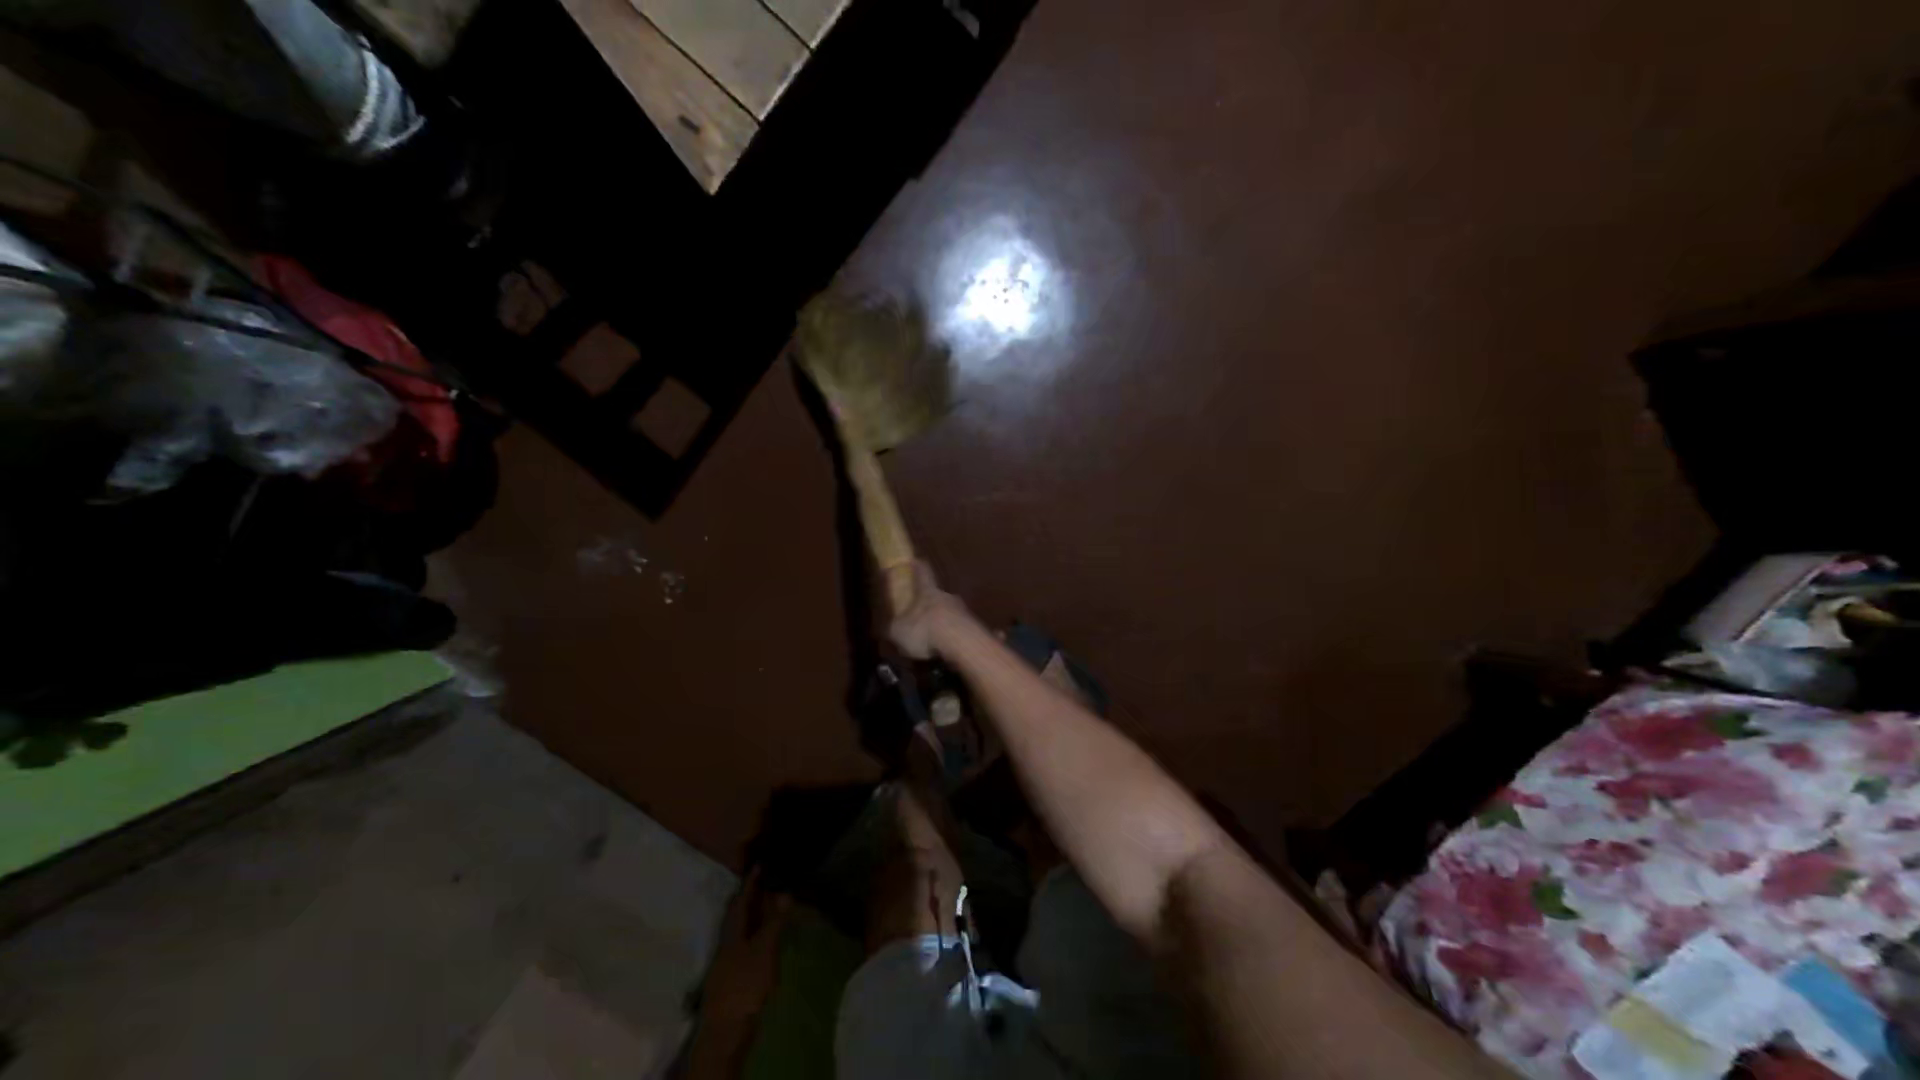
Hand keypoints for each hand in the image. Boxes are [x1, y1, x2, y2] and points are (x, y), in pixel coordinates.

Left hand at [696, 868, 791, 1028]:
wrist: (729, 1027)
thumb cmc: (745, 983)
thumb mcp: (764, 949)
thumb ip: (774, 921)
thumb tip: (784, 891)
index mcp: (733, 932)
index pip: (742, 900)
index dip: (751, 882)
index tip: (759, 864)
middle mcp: (730, 942)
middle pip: (741, 914)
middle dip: (754, 897)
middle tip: (770, 879)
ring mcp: (732, 960)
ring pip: (745, 930)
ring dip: (758, 916)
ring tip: (773, 902)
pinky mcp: (739, 975)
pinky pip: (750, 944)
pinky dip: (761, 934)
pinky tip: (770, 937)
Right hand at [887, 560, 969, 659]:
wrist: (961, 642)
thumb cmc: (924, 629)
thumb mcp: (899, 631)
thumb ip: (895, 628)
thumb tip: (891, 628)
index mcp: (927, 592)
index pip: (923, 573)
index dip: (918, 567)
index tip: (915, 560)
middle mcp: (947, 596)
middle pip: (938, 595)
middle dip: (930, 604)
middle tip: (921, 615)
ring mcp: (964, 612)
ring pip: (950, 613)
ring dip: (943, 623)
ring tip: (934, 639)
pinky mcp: (975, 628)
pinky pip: (960, 630)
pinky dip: (953, 637)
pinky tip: (947, 650)